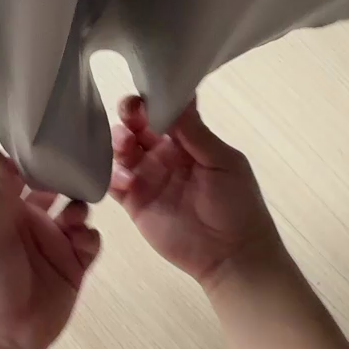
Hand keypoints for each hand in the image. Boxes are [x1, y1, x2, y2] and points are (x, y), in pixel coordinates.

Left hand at [0, 152, 101, 348]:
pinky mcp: (74, 269)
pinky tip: (80, 241)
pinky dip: (90, 237)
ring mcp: (54, 248)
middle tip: (84, 169)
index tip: (61, 138)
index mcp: (7, 213)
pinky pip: (90, 244)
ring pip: (77, 216)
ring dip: (81, 209)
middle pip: (58, 194)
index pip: (28, 179)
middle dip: (70, 182)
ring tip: (75, 215)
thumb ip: (1, 190)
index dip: (42, 161)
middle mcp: (32, 226)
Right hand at [109, 96, 287, 289]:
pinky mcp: (133, 202)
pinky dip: (111, 175)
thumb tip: (177, 93)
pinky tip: (125, 181)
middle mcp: (163, 153)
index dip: (153, 99)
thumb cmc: (236, 204)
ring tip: (125, 147)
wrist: (231, 255)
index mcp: (188, 140)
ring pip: (121, 149)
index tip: (145, 94)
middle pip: (137, 125)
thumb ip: (196, 132)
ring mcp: (147, 177)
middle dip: (129, 115)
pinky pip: (112, 182)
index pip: (165, 110)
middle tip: (131, 117)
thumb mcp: (223, 162)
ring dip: (117, 141)